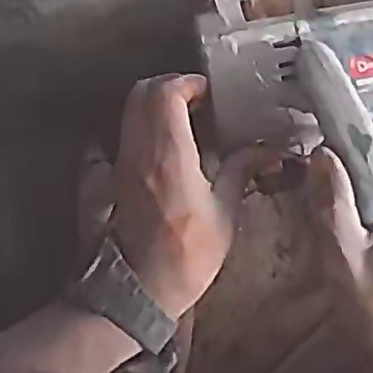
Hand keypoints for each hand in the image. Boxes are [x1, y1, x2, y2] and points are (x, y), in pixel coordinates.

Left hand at [110, 74, 276, 318]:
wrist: (137, 290)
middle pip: (141, 93)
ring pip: (128, 112)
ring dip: (153, 105)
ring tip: (181, 120)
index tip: (208, 92)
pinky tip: (155, 146)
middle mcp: (138, 150)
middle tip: (195, 100)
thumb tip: (267, 150)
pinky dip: (135, 128)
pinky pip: (117, 136)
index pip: (165, 93)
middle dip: (168, 86)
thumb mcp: (225, 215)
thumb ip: (241, 171)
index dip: (187, 83)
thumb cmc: (187, 256)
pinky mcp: (106, 177)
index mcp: (169, 154)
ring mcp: (117, 162)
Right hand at [304, 130, 372, 356]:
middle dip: (356, 153)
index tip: (324, 133)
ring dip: (361, 172)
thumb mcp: (344, 249)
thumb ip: (334, 198)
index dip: (359, 132)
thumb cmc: (372, 302)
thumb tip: (321, 152)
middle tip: (319, 163)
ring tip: (326, 181)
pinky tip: (345, 202)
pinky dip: (370, 189)